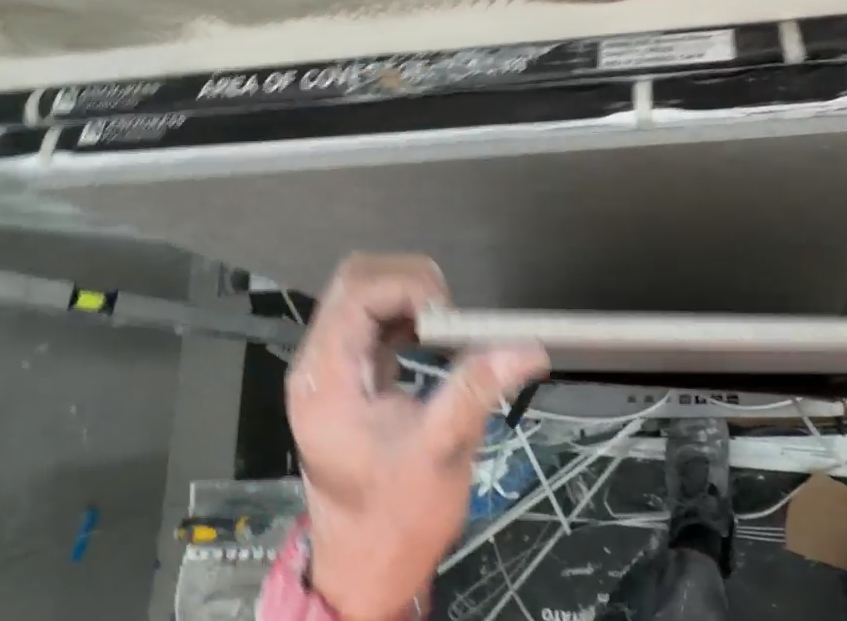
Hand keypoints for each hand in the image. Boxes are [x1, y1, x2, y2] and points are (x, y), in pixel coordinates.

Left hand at [286, 254, 547, 620]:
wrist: (368, 566)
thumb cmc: (395, 518)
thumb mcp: (439, 454)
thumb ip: (474, 392)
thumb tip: (525, 348)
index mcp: (327, 378)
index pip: (356, 293)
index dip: (407, 288)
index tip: (448, 320)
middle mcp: (321, 363)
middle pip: (354, 279)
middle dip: (408, 281)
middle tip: (449, 318)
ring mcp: (334, 366)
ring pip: (363, 291)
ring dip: (409, 294)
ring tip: (444, 328)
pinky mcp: (352, 373)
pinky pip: (373, 317)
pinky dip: (406, 313)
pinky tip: (432, 337)